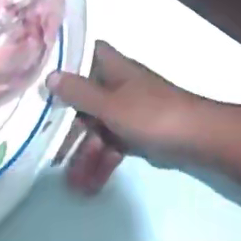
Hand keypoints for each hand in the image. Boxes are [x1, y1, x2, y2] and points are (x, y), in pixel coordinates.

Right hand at [48, 42, 210, 194]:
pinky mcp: (138, 133)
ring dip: (83, 152)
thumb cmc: (150, 113)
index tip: (43, 78)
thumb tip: (50, 74)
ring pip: (98, 127)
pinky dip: (101, 162)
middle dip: (68, 126)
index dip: (66, 62)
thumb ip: (79, 92)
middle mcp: (118, 84)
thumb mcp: (109, 104)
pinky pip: (112, 145)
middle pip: (85, 99)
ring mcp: (128, 109)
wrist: (197, 138)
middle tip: (47, 149)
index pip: (85, 53)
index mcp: (112, 67)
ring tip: (69, 183)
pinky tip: (89, 187)